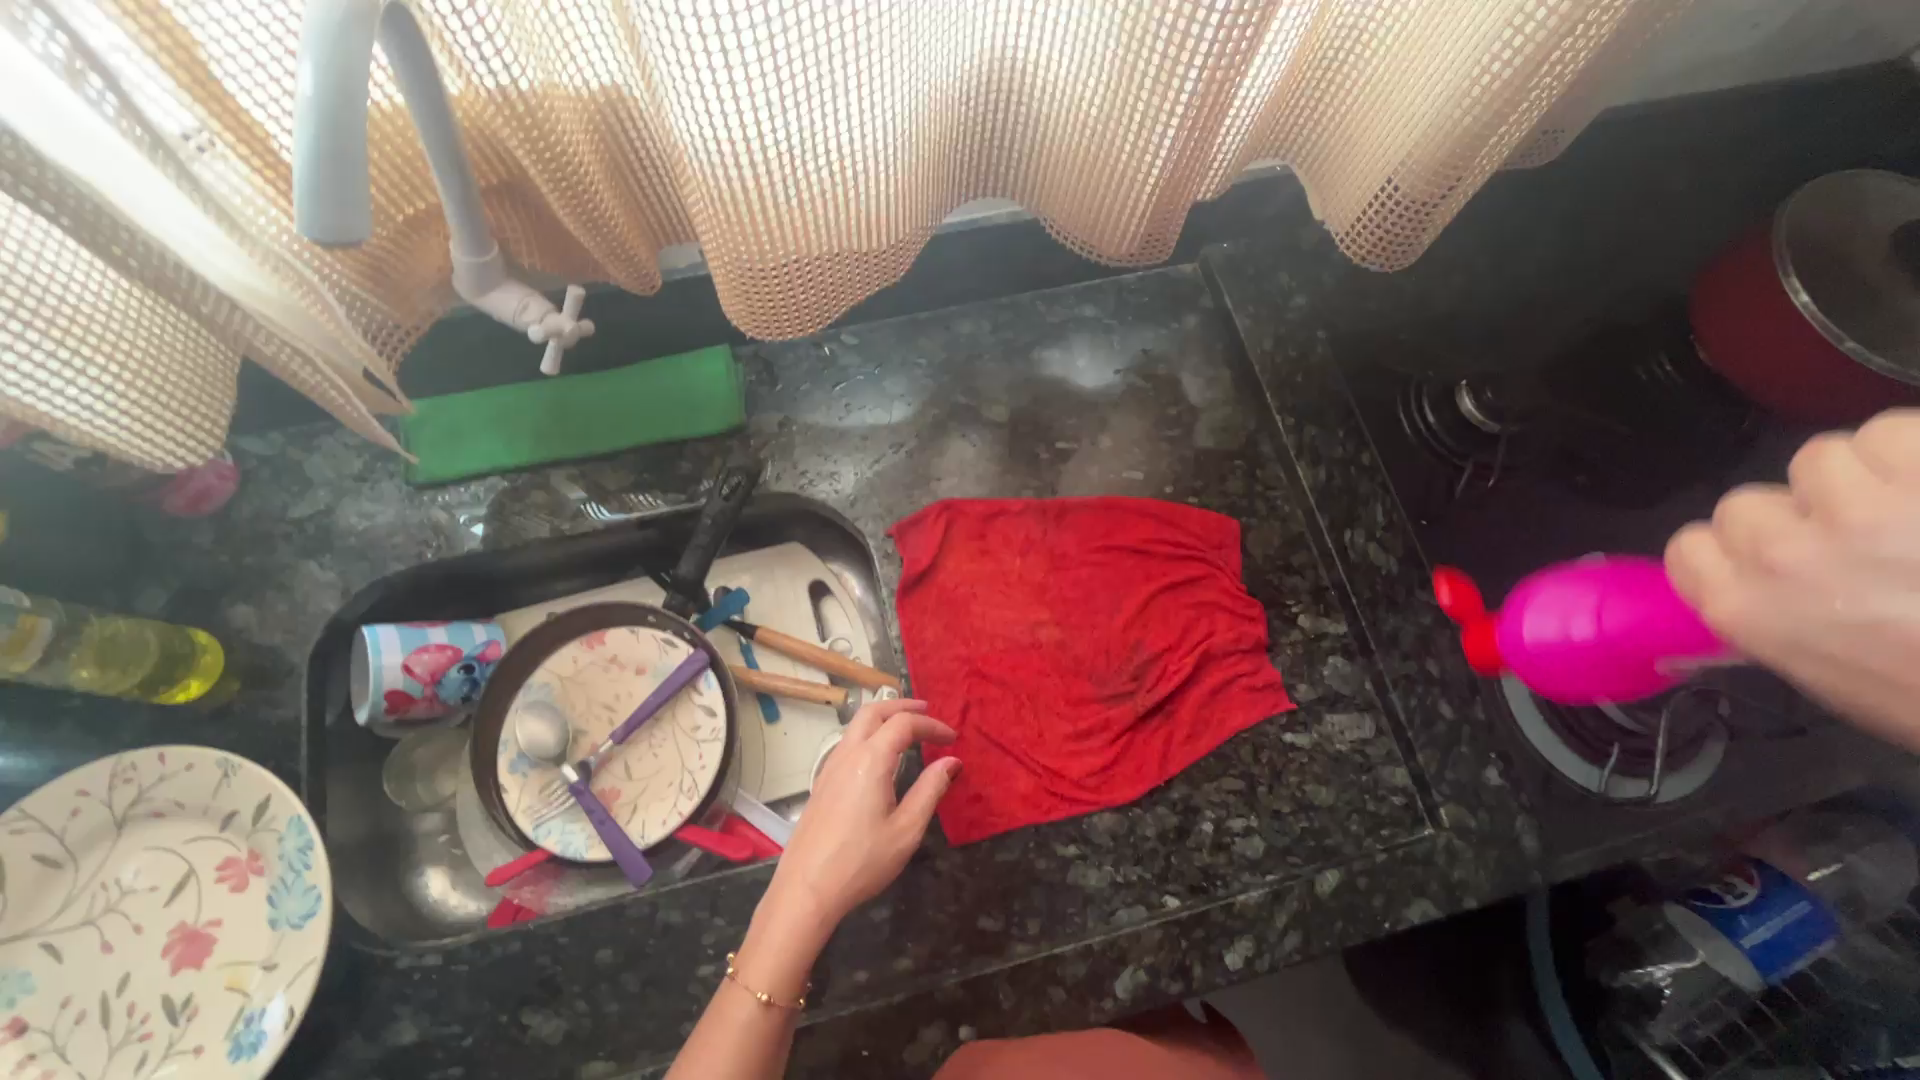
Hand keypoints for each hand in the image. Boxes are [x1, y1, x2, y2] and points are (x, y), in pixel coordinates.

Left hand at [731, 698, 959, 999]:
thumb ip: (930, 789)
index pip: (904, 724)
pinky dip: (869, 735)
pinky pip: (847, 743)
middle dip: (901, 706)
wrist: (807, 888)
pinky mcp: (822, 783)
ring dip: (883, 718)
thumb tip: (951, 761)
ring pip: (856, 725)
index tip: (952, 739)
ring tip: (906, 728)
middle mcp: (847, 754)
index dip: (931, 725)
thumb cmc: (861, 861)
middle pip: (873, 711)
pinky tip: (881, 756)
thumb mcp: (907, 829)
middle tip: (926, 712)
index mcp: (871, 760)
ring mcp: (829, 768)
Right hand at [1666, 408, 1919, 748]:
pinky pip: (1892, 431)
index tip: (1774, 563)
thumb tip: (1759, 587)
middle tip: (1860, 542)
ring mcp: (1859, 514)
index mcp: (1745, 610)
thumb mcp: (1831, 678)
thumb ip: (1780, 619)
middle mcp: (1783, 556)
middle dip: (1797, 515)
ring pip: (1819, 457)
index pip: (1690, 546)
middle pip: (1746, 502)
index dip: (1730, 549)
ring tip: (1912, 505)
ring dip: (1860, 476)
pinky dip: (1913, 448)